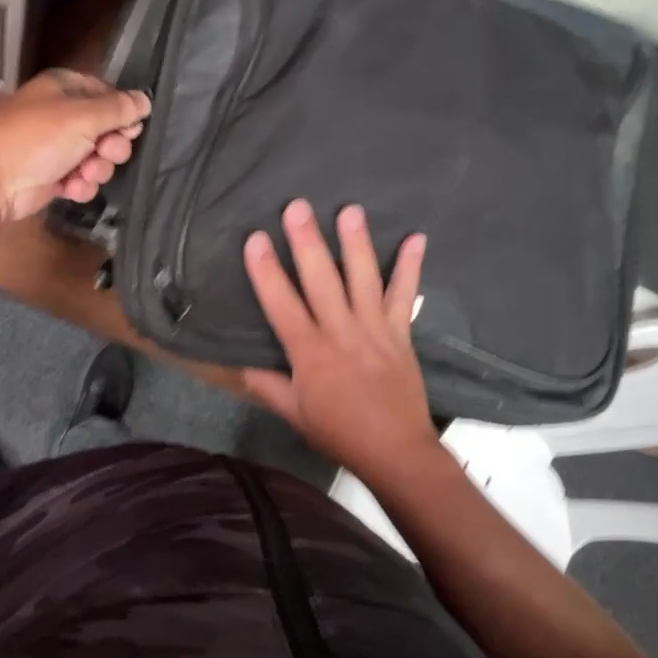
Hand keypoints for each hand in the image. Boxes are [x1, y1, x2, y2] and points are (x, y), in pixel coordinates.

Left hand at [0, 69, 150, 221]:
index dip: (121, 111)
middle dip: (111, 145)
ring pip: (97, 157)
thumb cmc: (36, 139)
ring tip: (84, 174)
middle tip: (106, 152)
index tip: (131, 127)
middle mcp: (60, 114)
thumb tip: (145, 99)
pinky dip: (80, 185)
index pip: (106, 93)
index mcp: (62, 88)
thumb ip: (119, 109)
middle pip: (106, 128)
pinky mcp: (52, 176)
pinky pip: (81, 178)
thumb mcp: (82, 117)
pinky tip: (71, 189)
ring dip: (97, 168)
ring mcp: (55, 147)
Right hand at [241, 200, 439, 481]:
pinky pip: (404, 295)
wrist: (396, 451)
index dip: (266, 271)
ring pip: (362, 279)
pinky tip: (416, 238)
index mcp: (309, 353)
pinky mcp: (400, 334)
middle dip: (307, 242)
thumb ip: (267, 385)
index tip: (255, 239)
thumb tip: (242, 362)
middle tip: (298, 206)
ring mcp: (374, 331)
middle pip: (321, 281)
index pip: (281, 305)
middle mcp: (341, 334)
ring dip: (356, 243)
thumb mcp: (294, 414)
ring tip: (350, 209)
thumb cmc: (339, 432)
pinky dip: (410, 267)